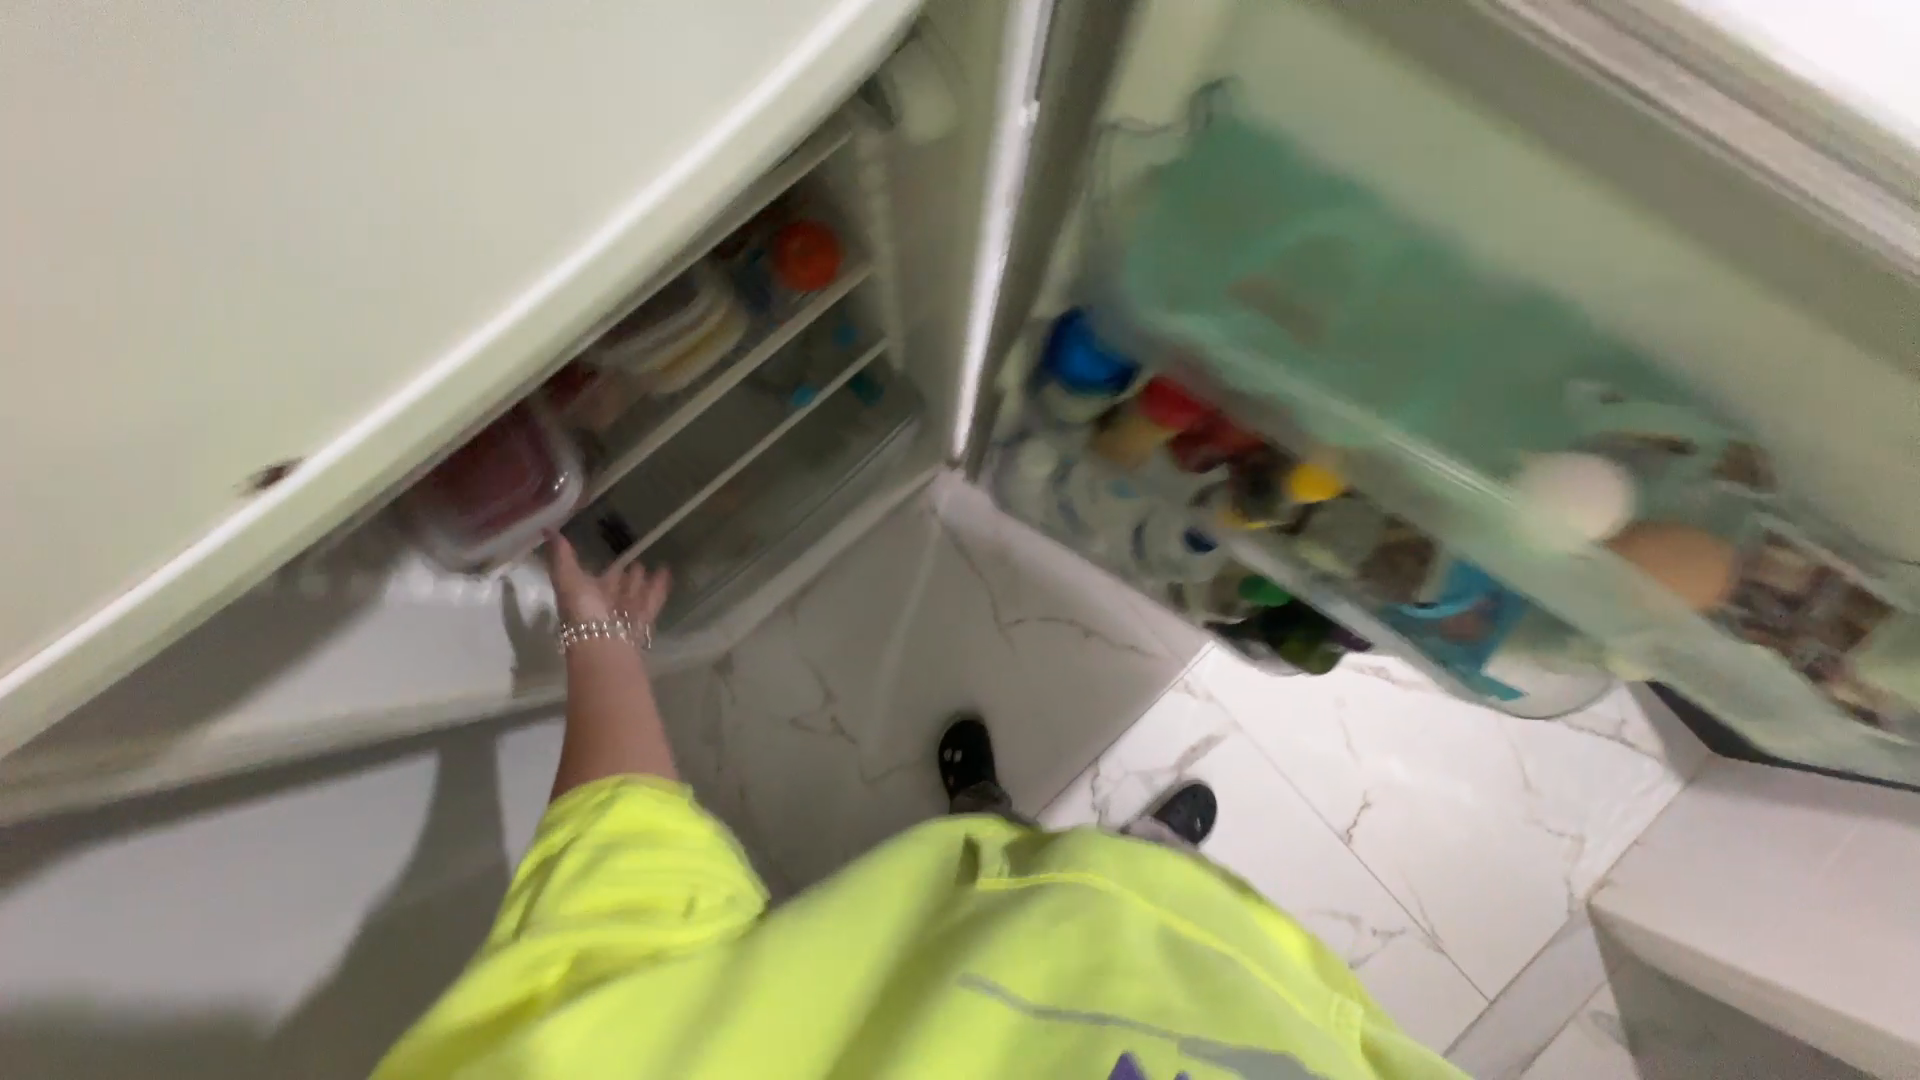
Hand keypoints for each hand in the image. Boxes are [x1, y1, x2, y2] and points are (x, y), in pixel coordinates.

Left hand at [544, 532, 671, 628]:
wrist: (603, 641)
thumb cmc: (582, 609)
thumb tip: (546, 529)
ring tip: (653, 565)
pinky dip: (659, 586)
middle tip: (637, 561)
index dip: (604, 570)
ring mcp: (625, 613)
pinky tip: (667, 572)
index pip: (596, 580)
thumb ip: (562, 556)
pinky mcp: (643, 618)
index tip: (612, 554)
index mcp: (585, 596)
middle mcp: (605, 605)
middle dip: (625, 575)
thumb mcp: (567, 578)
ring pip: (635, 594)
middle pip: (617, 588)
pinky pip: (652, 599)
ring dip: (642, 580)